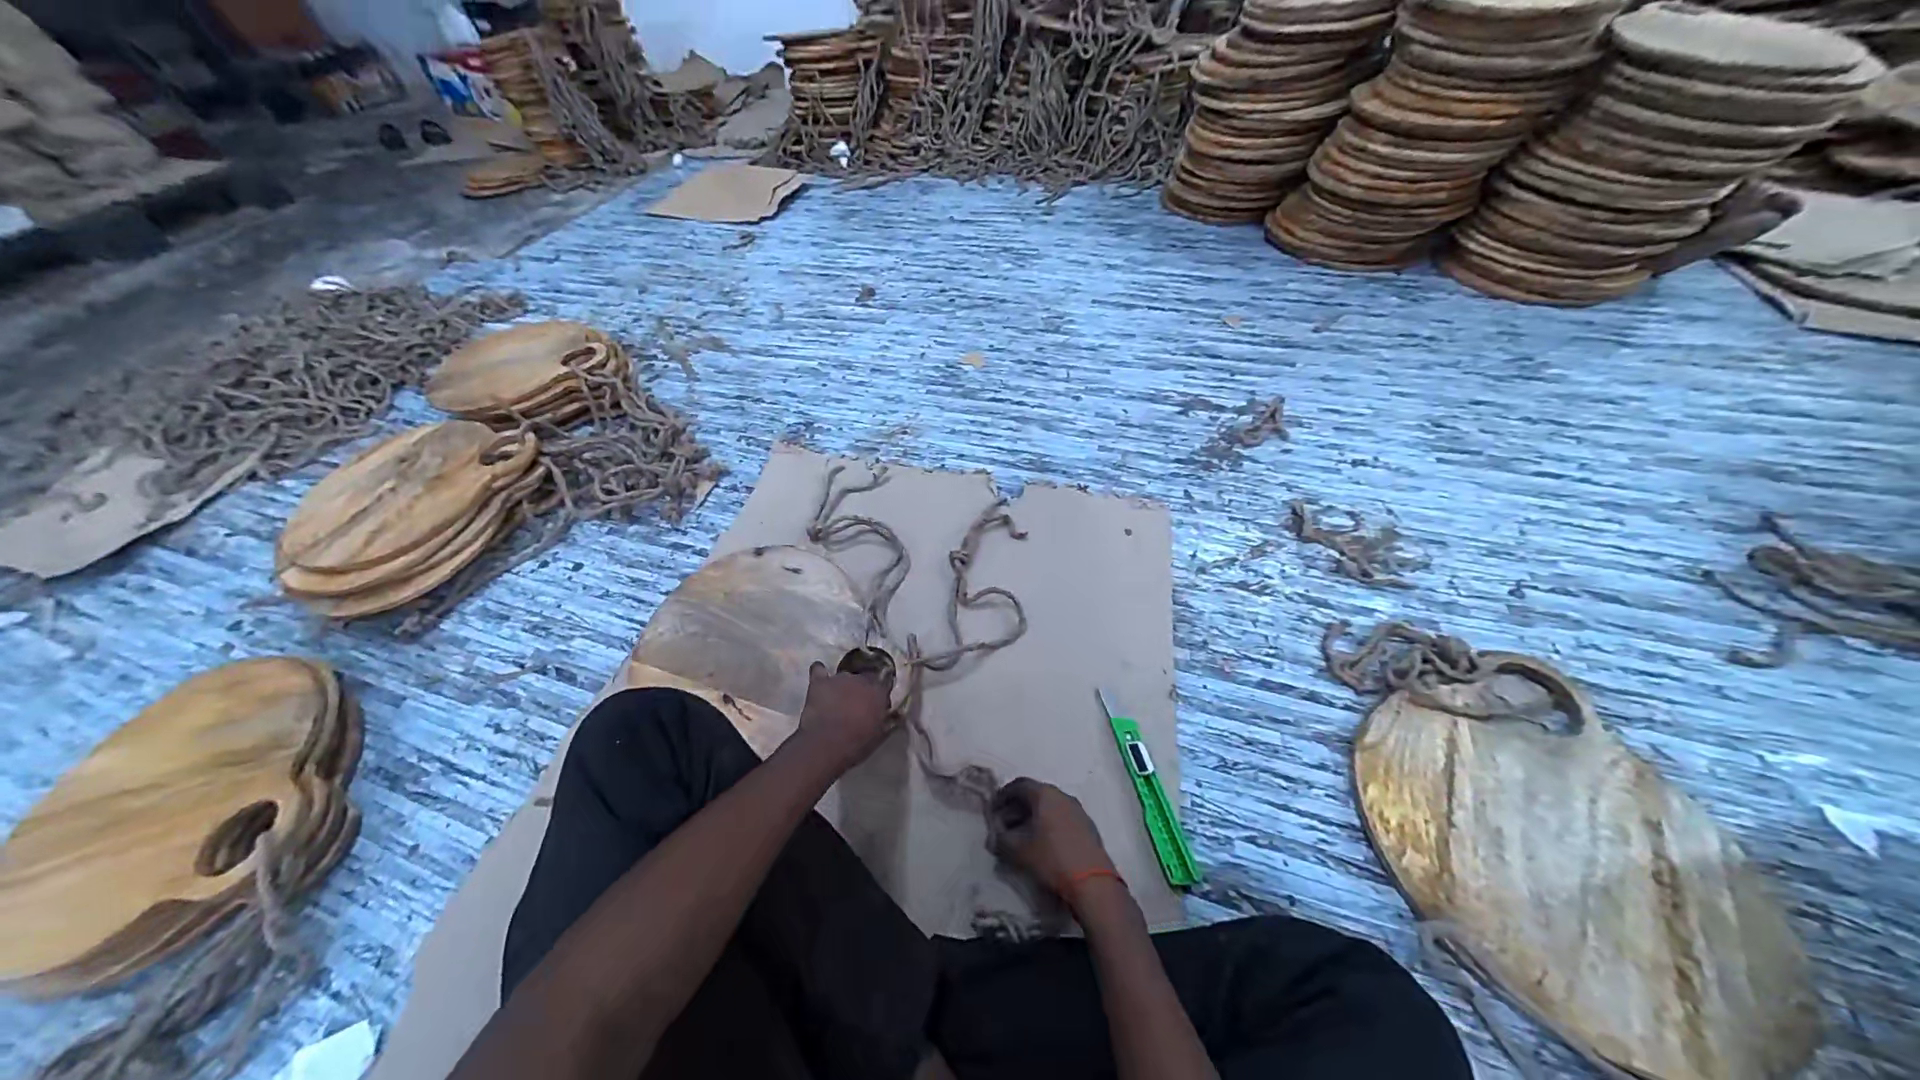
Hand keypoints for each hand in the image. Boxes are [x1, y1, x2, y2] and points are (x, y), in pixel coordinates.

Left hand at [789, 660, 893, 774]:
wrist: (826, 745)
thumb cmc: (857, 743)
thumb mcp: (880, 735)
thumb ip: (890, 720)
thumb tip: (898, 714)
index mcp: (879, 691)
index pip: (885, 680)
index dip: (881, 690)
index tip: (878, 700)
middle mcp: (861, 679)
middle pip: (864, 677)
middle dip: (862, 688)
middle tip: (857, 704)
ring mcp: (839, 678)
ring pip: (844, 676)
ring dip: (843, 686)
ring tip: (838, 700)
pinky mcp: (819, 682)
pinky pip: (819, 670)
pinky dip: (820, 674)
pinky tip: (820, 681)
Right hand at [989, 778, 1119, 908]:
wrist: (1092, 882)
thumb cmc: (1052, 858)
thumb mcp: (1018, 850)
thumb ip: (1000, 840)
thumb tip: (993, 837)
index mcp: (1045, 794)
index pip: (1019, 785)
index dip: (1003, 796)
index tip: (993, 810)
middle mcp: (1063, 796)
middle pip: (1035, 795)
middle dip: (1016, 808)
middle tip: (1004, 825)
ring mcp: (1078, 810)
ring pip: (1049, 807)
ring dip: (1033, 817)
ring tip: (1022, 836)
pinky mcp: (1088, 826)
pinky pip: (1062, 817)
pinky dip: (1048, 824)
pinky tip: (1043, 843)